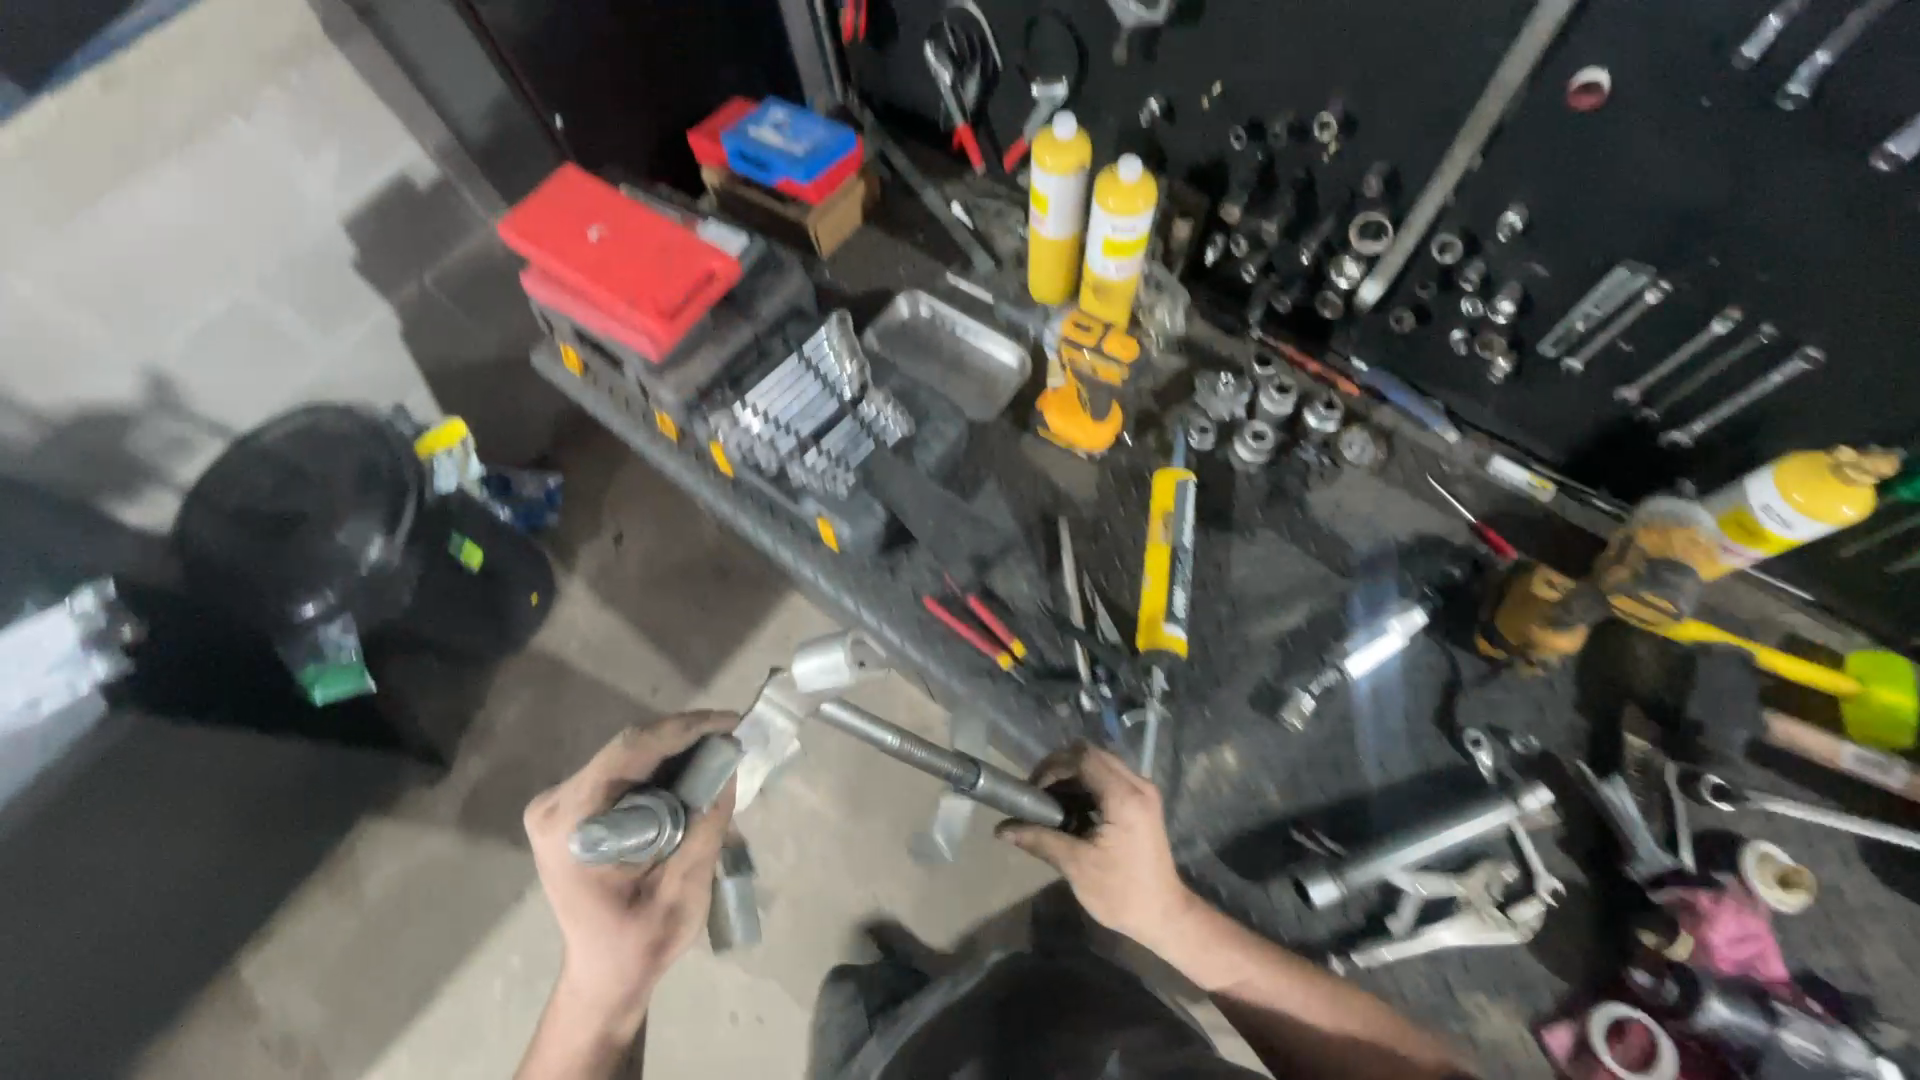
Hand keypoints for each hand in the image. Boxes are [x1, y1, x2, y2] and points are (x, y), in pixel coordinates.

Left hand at [522, 711, 739, 1036]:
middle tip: (737, 738)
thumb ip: (704, 829)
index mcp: (572, 824)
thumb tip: (730, 771)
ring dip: (683, 751)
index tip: (731, 723)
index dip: (684, 730)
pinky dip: (671, 767)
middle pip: (632, 747)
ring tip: (727, 754)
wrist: (606, 974)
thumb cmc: (639, 943)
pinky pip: (632, 769)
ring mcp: (567, 802)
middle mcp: (559, 803)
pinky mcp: (582, 804)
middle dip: (688, 738)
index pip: (629, 752)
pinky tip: (701, 773)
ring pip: (635, 753)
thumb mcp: (681, 890)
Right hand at [995, 742, 1198, 950]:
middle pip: (1092, 754)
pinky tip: (1072, 810)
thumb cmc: (1121, 893)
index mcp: (1125, 797)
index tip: (1031, 788)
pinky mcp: (1143, 802)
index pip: (1083, 758)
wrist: (1164, 915)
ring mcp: (1143, 792)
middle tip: (1037, 793)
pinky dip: (1087, 785)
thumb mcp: (1076, 866)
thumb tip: (1001, 829)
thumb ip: (1039, 839)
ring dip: (1073, 776)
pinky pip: (1110, 777)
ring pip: (1101, 763)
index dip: (1052, 766)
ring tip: (1051, 803)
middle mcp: (1138, 785)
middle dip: (1060, 768)